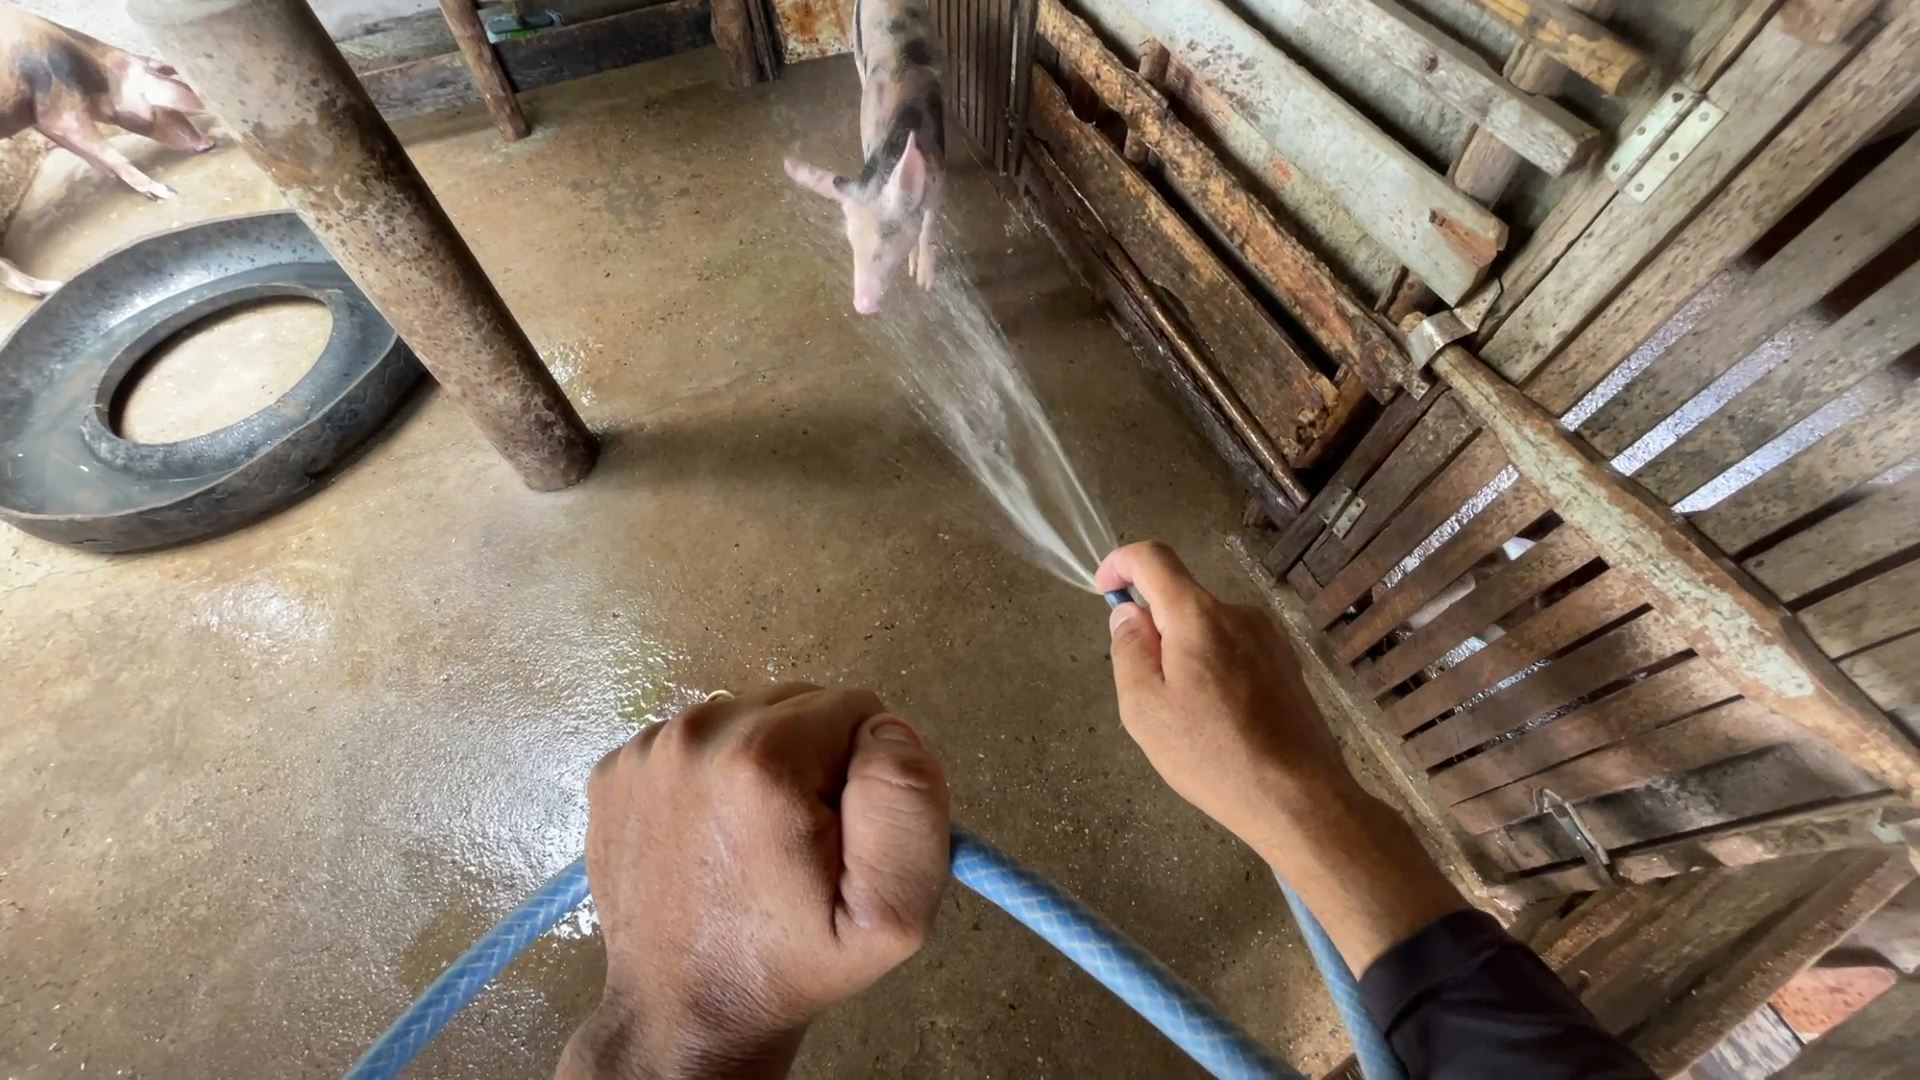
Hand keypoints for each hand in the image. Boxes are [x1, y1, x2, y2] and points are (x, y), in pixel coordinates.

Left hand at [559, 684, 950, 1079]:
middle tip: (805, 834)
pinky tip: (713, 830)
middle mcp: (694, 734)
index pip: (855, 708)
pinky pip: (702, 738)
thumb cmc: (791, 963)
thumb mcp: (890, 912)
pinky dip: (718, 771)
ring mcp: (646, 750)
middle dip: (818, 756)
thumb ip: (910, 803)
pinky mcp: (617, 767)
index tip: (841, 830)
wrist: (685, 1014)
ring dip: (769, 760)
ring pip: (752, 715)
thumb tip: (884, 726)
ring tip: (758, 834)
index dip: (864, 770)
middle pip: (801, 703)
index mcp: (762, 757)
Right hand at [1097, 542, 1465, 972]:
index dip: (1119, 563)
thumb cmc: (1212, 755)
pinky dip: (1212, 666)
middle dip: (1153, 629)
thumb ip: (1129, 649)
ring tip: (1187, 715)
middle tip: (1148, 690)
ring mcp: (1269, 637)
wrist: (1301, 800)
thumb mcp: (1145, 708)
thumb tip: (1129, 613)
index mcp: (1198, 616)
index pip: (1152, 558)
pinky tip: (1220, 719)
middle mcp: (1239, 613)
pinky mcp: (1287, 664)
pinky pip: (1233, 647)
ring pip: (1206, 627)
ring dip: (1183, 652)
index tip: (1104, 590)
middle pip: (1180, 598)